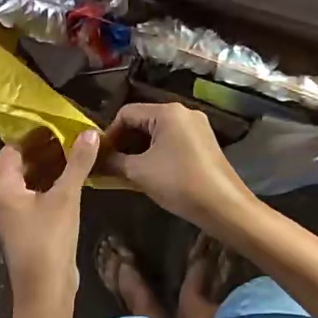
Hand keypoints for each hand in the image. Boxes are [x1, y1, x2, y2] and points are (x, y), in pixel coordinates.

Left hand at [0, 131, 98, 308]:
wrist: (46, 291)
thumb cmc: (49, 240)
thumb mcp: (65, 197)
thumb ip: (77, 164)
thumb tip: (89, 133)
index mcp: (4, 189)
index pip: (12, 150)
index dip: (32, 135)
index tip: (55, 122)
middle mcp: (5, 199)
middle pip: (21, 165)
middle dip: (44, 149)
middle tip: (70, 133)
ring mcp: (17, 216)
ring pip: (32, 181)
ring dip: (51, 166)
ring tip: (76, 150)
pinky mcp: (31, 228)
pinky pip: (39, 197)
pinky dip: (54, 184)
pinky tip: (75, 178)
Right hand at [102, 103, 255, 228]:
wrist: (223, 206)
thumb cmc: (178, 183)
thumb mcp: (139, 172)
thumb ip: (113, 161)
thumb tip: (94, 160)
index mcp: (167, 111)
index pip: (126, 113)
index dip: (109, 134)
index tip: (100, 156)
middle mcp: (184, 112)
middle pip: (143, 120)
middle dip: (124, 142)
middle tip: (110, 164)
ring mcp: (197, 126)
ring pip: (158, 131)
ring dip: (139, 148)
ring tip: (126, 170)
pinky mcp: (204, 141)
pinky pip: (172, 140)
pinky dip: (156, 152)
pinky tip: (149, 172)